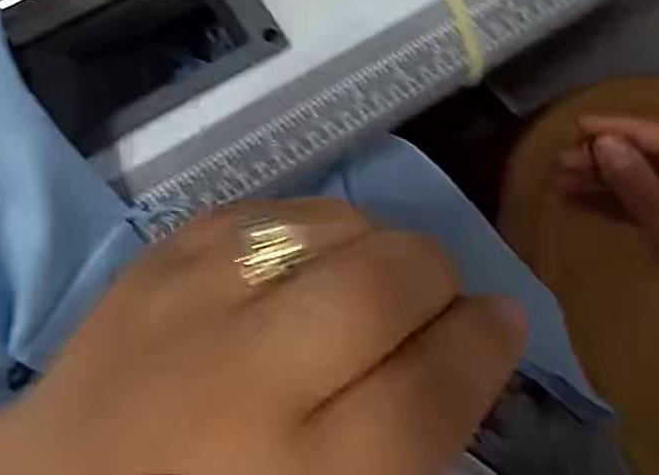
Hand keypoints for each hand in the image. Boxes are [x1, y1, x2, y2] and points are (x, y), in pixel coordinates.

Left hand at [0, 199, 525, 474]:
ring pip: (323, 226)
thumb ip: (396, 448)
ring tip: (374, 266)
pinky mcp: (156, 256)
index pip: (430, 385)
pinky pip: (255, 211)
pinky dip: (298, 224)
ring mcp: (195, 297)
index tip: (502, 319)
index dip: (482, 343)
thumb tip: (458, 356)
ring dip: (371, 237)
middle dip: (434, 275)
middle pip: (383, 281)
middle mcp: (253, 372)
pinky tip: (302, 251)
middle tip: (440, 292)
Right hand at [556, 116, 658, 474]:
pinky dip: (621, 209)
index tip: (578, 128)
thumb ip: (651, 200)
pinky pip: (658, 218)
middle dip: (615, 159)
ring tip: (562, 179)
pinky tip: (583, 203)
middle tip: (562, 161)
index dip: (632, 132)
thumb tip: (605, 143)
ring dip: (611, 182)